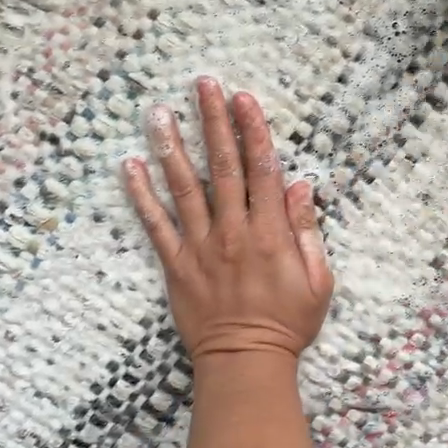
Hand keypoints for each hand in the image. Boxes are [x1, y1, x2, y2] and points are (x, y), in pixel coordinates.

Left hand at [123, 77, 334, 362]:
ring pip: (185, 188)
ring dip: (173, 147)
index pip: (261, 170)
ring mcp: (201, 247)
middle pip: (223, 167)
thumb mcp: (317, 280)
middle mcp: (233, 232)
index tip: (244, 99)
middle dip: (213, 123)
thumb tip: (299, 185)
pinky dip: (141, 196)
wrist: (245, 362)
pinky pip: (156, 226)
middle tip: (204, 86)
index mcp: (269, 233)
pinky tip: (130, 166)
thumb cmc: (288, 323)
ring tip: (159, 112)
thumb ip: (306, 230)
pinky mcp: (176, 266)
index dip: (253, 131)